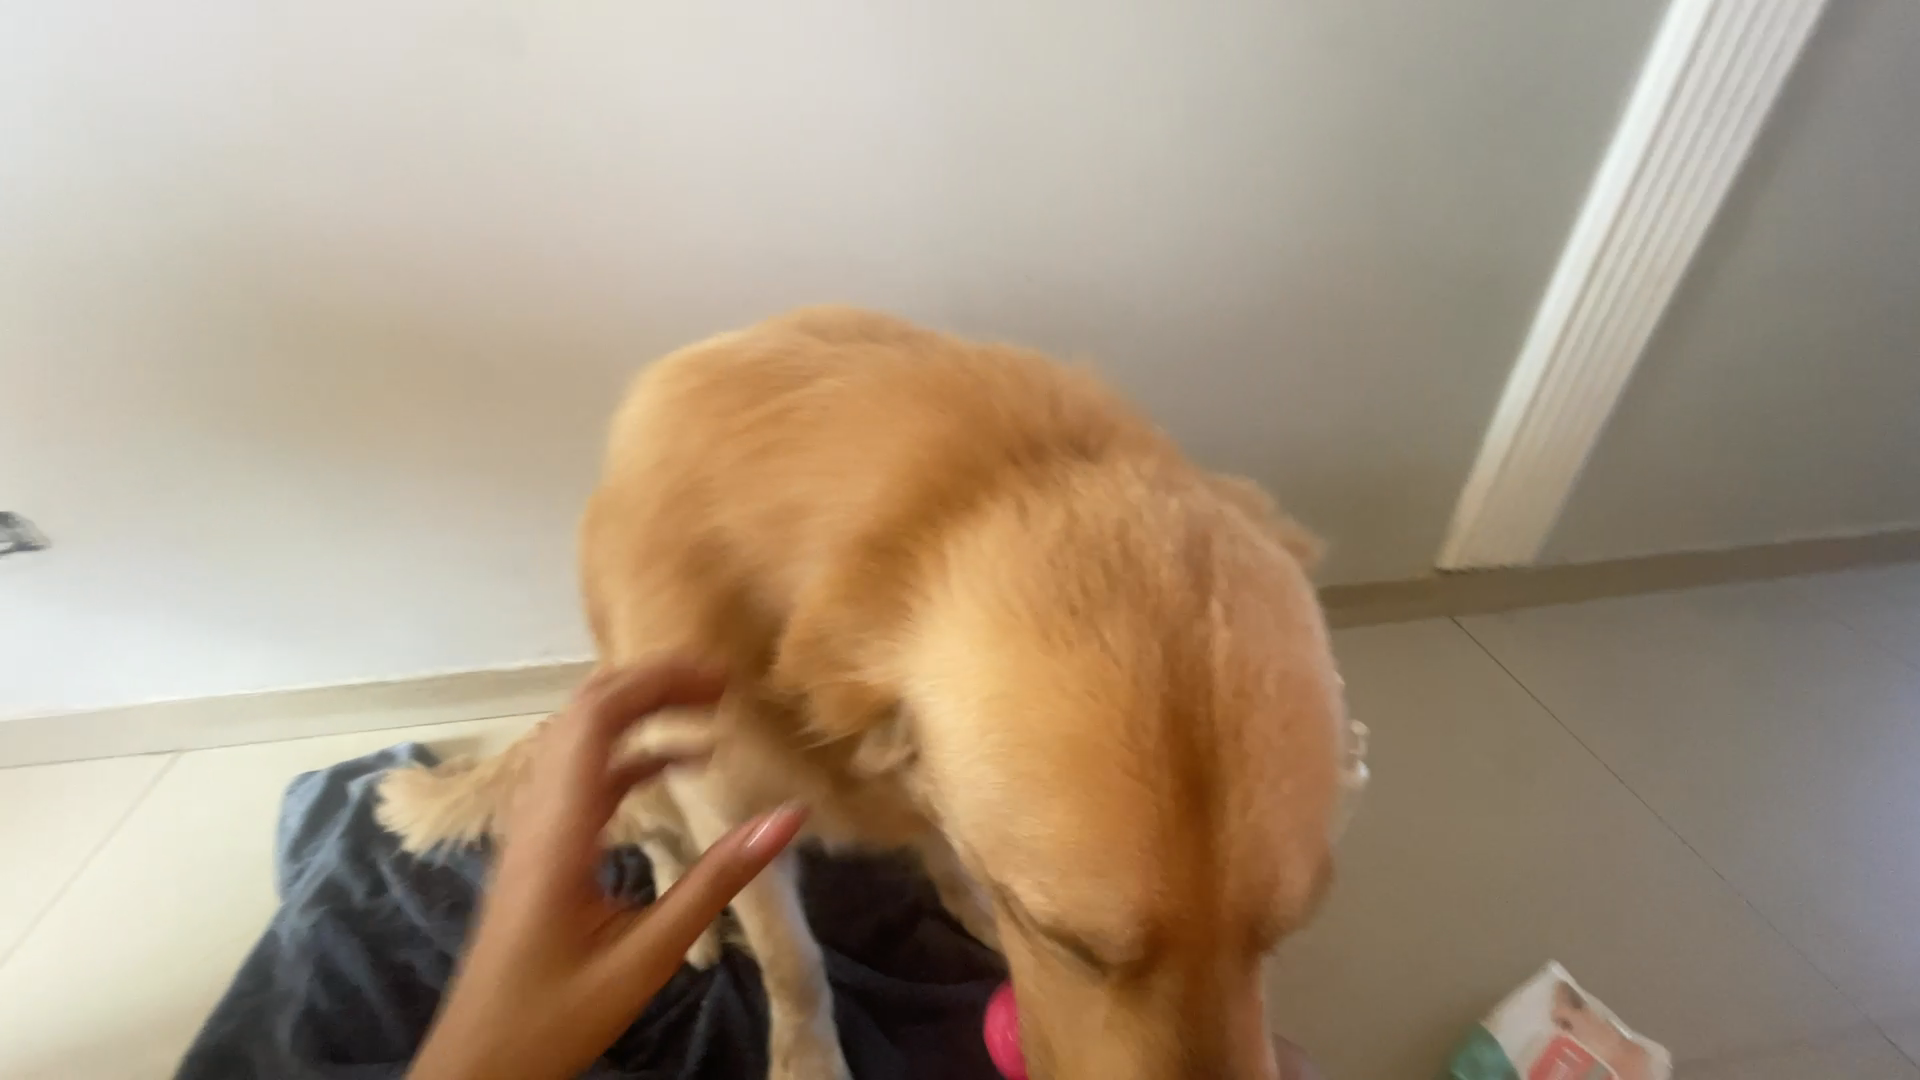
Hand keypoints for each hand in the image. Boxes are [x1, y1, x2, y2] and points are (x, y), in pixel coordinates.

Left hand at [407, 662, 807, 1079]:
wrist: (475, 1071)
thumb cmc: (554, 1017)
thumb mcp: (646, 955)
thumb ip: (716, 882)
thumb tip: (789, 817)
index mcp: (559, 828)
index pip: (596, 719)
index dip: (657, 681)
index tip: (720, 677)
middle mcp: (540, 811)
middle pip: (588, 711)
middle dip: (656, 682)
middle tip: (722, 683)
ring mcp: (537, 825)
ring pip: (585, 735)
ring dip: (645, 710)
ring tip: (709, 709)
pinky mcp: (545, 843)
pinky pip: (590, 773)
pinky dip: (638, 751)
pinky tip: (681, 764)